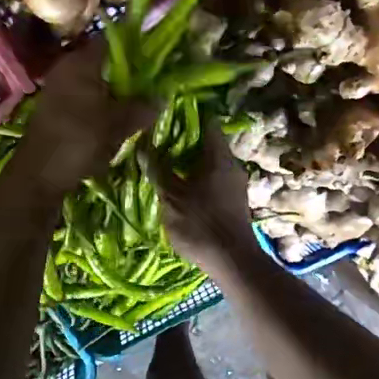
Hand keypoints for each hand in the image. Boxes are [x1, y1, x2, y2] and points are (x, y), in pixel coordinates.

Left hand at [18, 45, 153, 191]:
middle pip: (104, 63)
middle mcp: (67, 68)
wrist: (40, 174)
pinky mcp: (55, 109)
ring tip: (136, 108)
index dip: (136, 48)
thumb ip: (141, 107)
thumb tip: (161, 98)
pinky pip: (84, 99)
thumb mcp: (118, 124)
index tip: (156, 61)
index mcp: (81, 62)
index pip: (113, 41)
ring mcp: (58, 88)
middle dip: (127, 75)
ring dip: (114, 93)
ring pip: (94, 83)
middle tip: (150, 88)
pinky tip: (113, 122)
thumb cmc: (80, 140)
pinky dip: (100, 106)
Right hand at [149, 125, 258, 275]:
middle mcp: (232, 166)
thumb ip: (158, 169)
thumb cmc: (201, 225)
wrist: (233, 263)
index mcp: (219, 157)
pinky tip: (179, 189)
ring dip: (188, 164)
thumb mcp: (172, 197)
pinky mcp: (234, 203)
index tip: (164, 117)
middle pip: (207, 144)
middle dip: (182, 143)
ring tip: (163, 167)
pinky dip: (196, 180)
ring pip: (210, 165)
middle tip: (156, 144)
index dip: (185, 116)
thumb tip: (143, 145)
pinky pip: (213, 182)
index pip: (206, 121)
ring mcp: (235, 185)